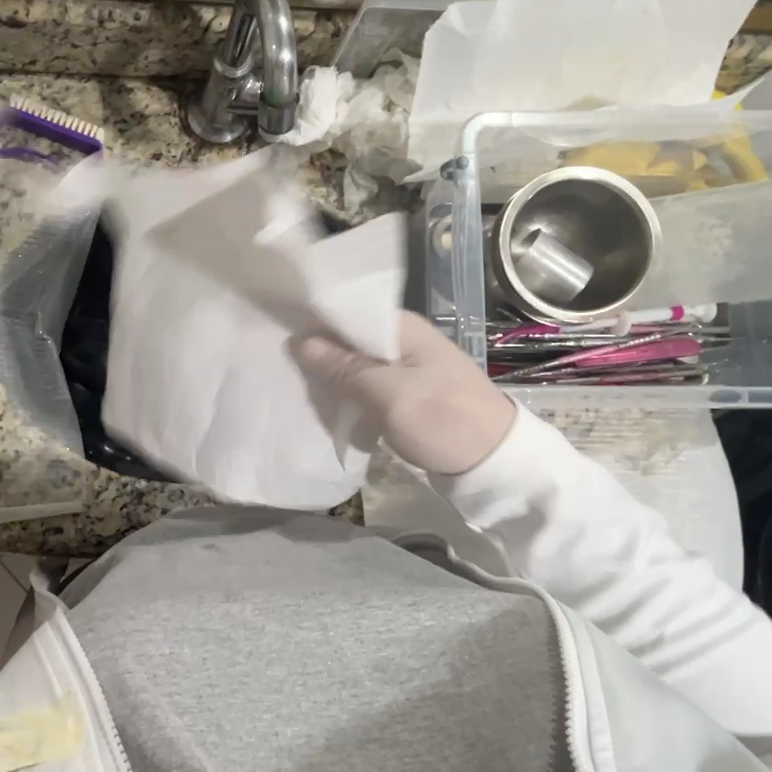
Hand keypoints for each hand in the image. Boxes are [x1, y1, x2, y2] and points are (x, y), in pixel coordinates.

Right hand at [296, 311, 515, 475]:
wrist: (494, 461)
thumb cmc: (442, 421)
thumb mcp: (388, 395)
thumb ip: (345, 368)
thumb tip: (302, 342)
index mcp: (401, 327)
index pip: (346, 310)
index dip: (312, 320)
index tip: (278, 334)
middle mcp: (402, 337)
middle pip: (348, 336)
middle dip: (318, 350)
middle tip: (281, 365)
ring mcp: (406, 364)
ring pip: (355, 361)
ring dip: (331, 373)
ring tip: (297, 383)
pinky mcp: (407, 388)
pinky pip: (367, 381)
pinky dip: (347, 390)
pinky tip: (326, 400)